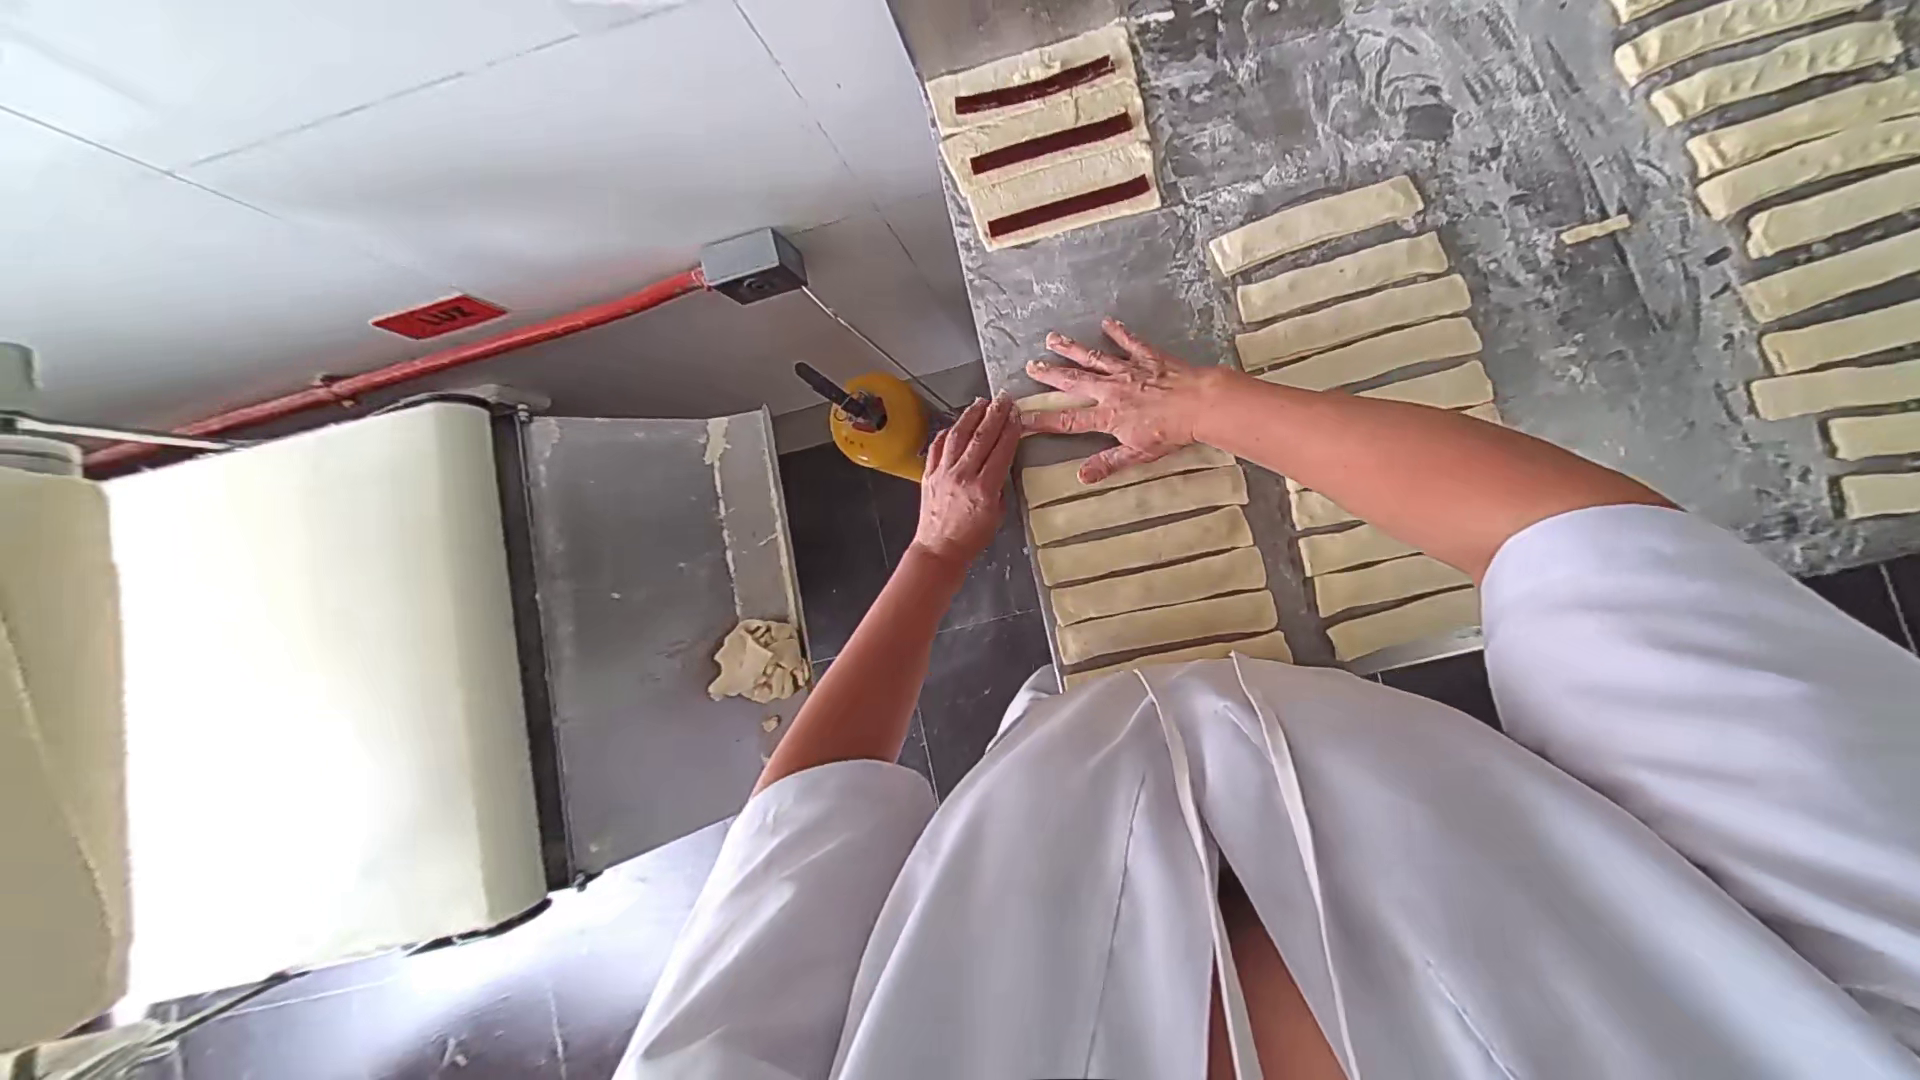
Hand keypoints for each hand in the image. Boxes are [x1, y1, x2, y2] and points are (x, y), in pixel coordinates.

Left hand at [912, 395, 1020, 565]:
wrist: (940, 550)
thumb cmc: (971, 538)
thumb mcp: (997, 514)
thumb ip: (999, 486)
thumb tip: (1000, 465)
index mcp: (984, 488)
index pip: (1001, 450)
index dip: (1011, 429)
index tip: (1017, 415)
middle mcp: (962, 476)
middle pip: (981, 437)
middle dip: (994, 414)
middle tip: (1003, 399)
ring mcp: (943, 473)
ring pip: (958, 436)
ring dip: (970, 416)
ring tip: (980, 403)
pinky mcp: (929, 475)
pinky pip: (937, 447)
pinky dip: (946, 434)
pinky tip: (954, 425)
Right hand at [1023, 317, 1221, 482]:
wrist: (1201, 404)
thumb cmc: (1171, 433)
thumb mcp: (1137, 455)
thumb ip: (1108, 463)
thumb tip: (1081, 476)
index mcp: (1107, 416)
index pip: (1067, 421)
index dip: (1042, 420)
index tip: (1021, 418)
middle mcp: (1111, 390)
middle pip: (1074, 382)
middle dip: (1050, 374)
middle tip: (1031, 366)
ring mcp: (1128, 371)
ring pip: (1093, 358)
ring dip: (1071, 349)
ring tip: (1052, 339)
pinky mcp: (1147, 358)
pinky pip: (1129, 343)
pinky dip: (1118, 333)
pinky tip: (1106, 323)